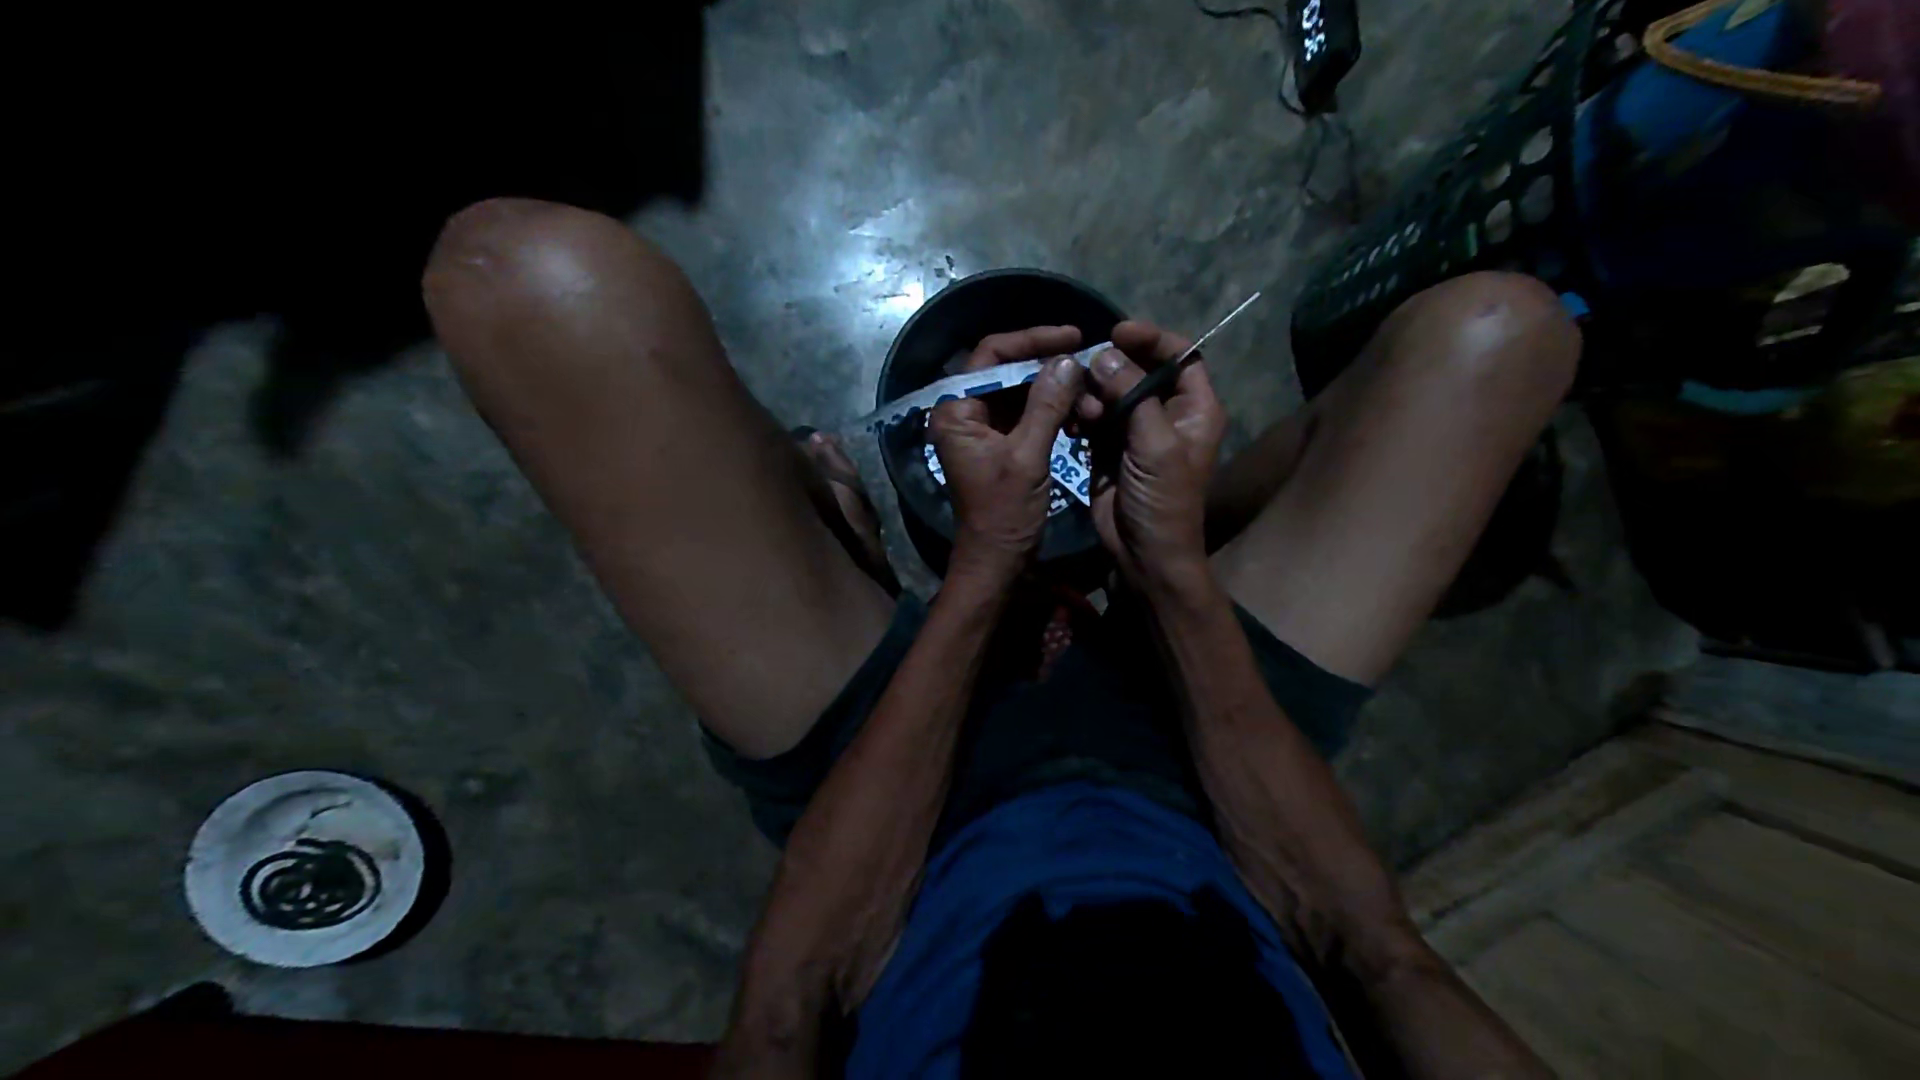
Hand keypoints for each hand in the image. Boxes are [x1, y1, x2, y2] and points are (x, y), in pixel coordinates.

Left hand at [929, 326, 1084, 582]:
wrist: (998, 560)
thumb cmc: (1005, 512)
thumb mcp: (1028, 455)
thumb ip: (1047, 405)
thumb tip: (1068, 360)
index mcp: (956, 410)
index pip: (992, 355)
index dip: (1032, 340)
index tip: (1073, 337)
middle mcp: (964, 412)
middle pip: (1009, 370)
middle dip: (1051, 371)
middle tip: (1091, 370)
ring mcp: (983, 429)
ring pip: (1023, 393)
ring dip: (1058, 393)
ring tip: (1092, 403)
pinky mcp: (1001, 444)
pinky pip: (1028, 415)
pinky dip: (1054, 412)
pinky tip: (1082, 417)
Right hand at [1076, 320, 1226, 590]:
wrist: (1143, 554)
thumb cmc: (1163, 500)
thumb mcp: (1155, 444)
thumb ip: (1132, 395)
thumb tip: (1104, 355)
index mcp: (1194, 408)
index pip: (1180, 356)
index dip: (1152, 340)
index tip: (1118, 332)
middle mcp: (1167, 414)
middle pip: (1139, 371)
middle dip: (1112, 368)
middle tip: (1085, 372)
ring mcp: (1136, 431)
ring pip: (1111, 393)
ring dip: (1093, 394)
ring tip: (1081, 411)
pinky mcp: (1109, 448)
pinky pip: (1094, 418)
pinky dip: (1082, 415)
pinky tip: (1073, 423)